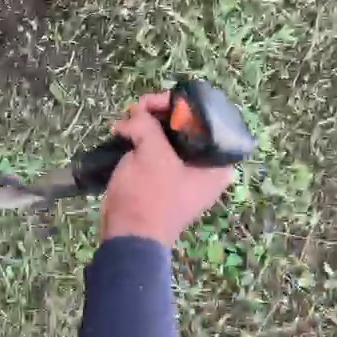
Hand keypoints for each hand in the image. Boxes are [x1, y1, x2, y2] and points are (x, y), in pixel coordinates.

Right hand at [99, 93, 235, 247]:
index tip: (149, 103)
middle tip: (133, 111)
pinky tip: (121, 134)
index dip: (177, 105)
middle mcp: (204, 166)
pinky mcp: (162, 176)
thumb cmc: (150, 196)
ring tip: (123, 124)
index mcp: (216, 163)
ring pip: (165, 135)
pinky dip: (138, 138)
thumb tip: (137, 113)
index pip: (204, 120)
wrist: (130, 233)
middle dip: (156, 114)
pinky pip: (154, 148)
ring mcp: (182, 172)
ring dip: (143, 124)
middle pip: (183, 125)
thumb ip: (148, 125)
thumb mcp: (152, 154)